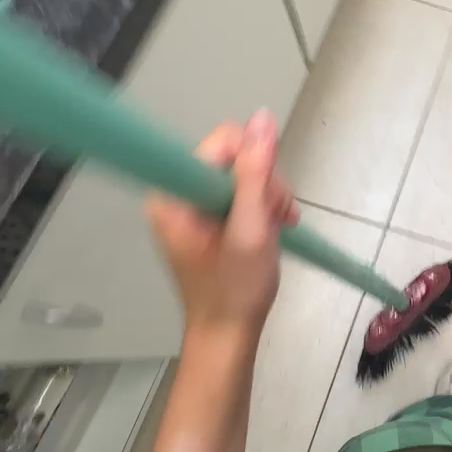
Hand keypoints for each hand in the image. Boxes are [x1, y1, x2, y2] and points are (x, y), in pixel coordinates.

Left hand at [146, 110, 300, 338]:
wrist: (230, 334)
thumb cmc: (235, 289)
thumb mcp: (251, 229)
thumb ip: (256, 172)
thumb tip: (263, 117)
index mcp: (174, 194)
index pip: (221, 141)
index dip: (252, 159)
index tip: (264, 194)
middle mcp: (180, 191)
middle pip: (238, 153)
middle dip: (266, 181)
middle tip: (275, 214)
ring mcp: (196, 201)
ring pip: (247, 168)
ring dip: (271, 192)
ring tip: (277, 223)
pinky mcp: (211, 211)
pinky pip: (246, 184)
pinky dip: (267, 200)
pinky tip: (276, 223)